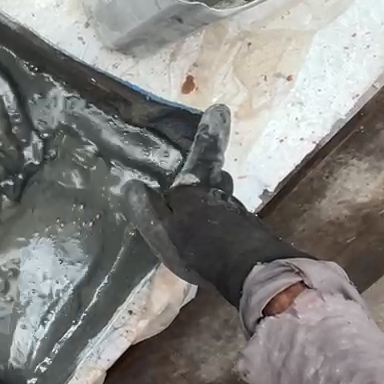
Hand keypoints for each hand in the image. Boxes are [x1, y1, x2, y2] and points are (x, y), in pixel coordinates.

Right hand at [128, 104, 306, 305]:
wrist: (251, 274)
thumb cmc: (199, 247)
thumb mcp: (161, 229)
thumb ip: (146, 207)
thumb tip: (132, 185)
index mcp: (195, 189)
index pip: (203, 154)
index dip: (210, 132)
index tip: (219, 108)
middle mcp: (220, 195)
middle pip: (216, 178)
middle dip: (209, 174)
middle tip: (200, 173)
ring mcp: (236, 214)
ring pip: (223, 198)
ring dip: (214, 199)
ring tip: (200, 208)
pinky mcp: (246, 235)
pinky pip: (228, 219)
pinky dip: (219, 221)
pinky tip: (211, 235)